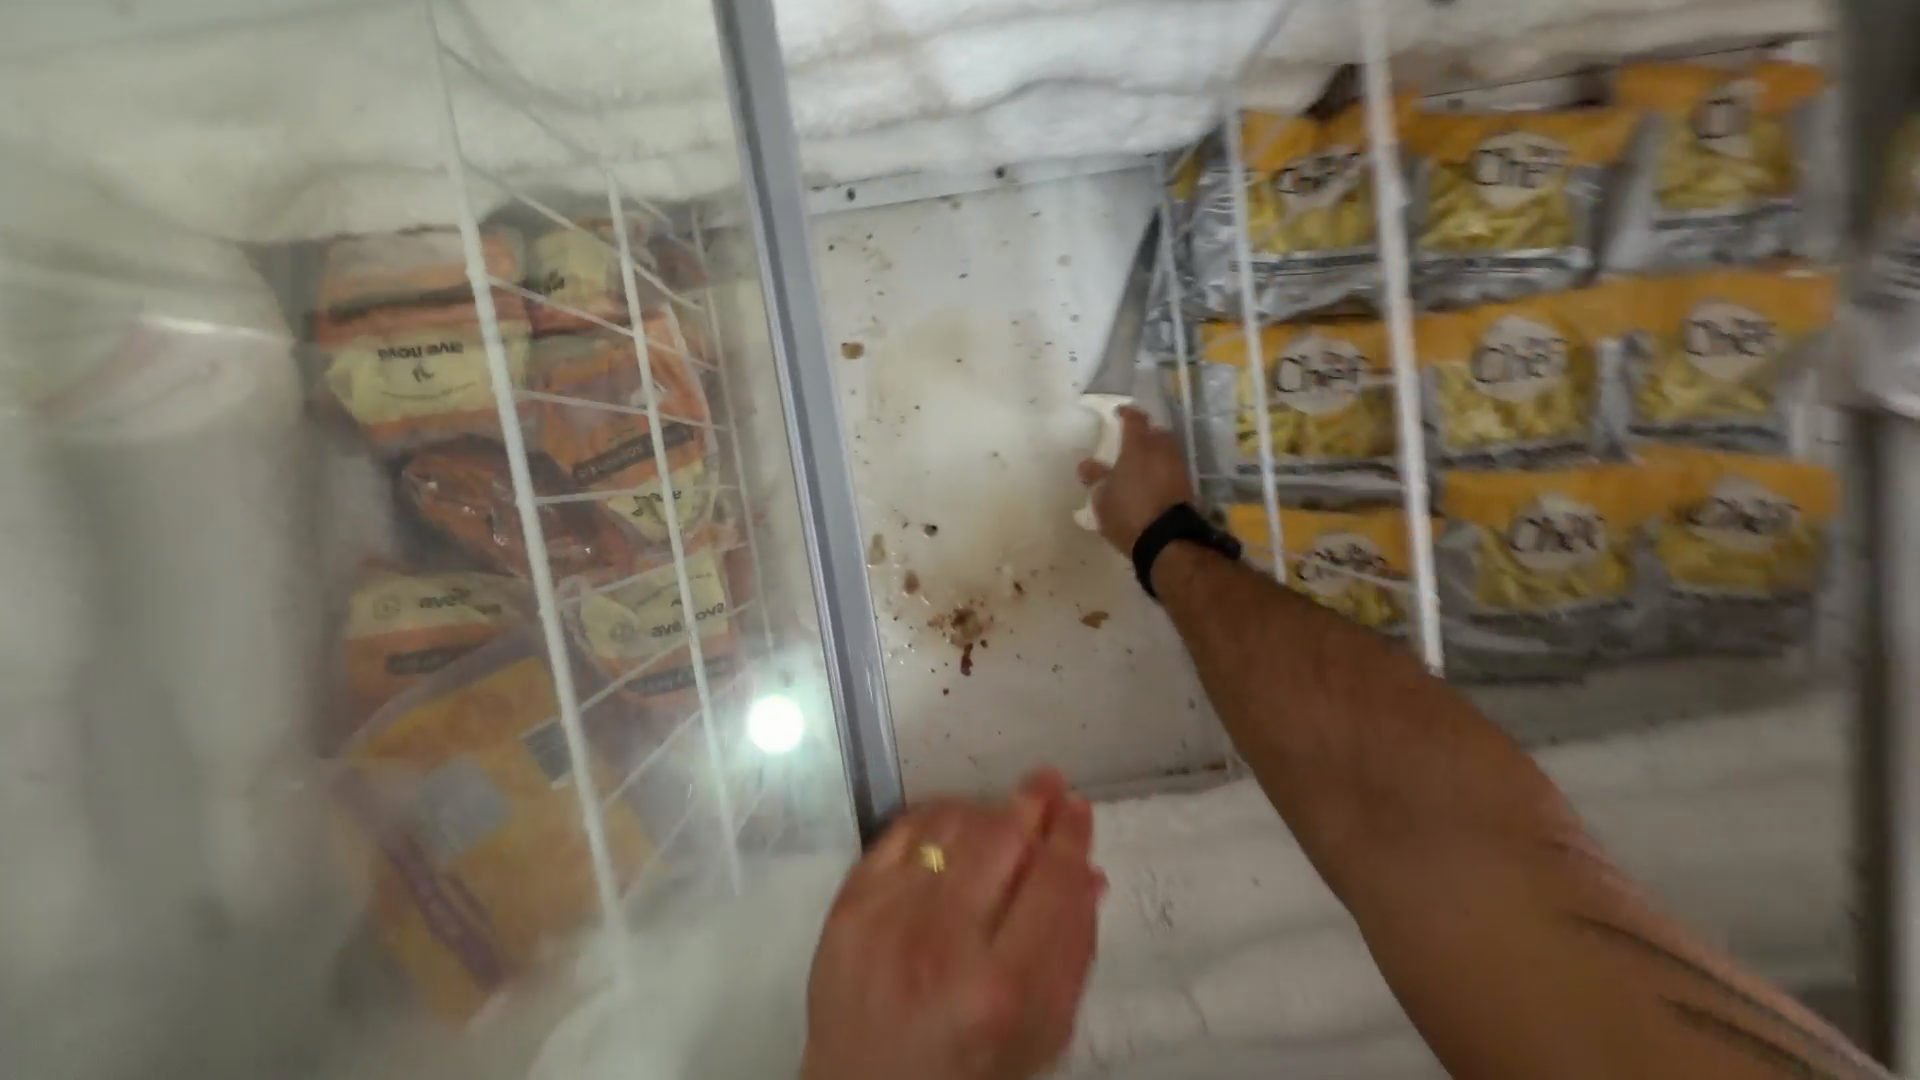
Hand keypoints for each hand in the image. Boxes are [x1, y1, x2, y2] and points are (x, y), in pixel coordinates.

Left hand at [801, 769, 1104, 1079]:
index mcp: (1000, 987)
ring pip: (951, 824)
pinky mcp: (848, 903)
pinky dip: (938, 816)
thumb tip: (1088, 869)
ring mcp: (887, 916)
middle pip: (1000, 838)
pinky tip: (955, 821)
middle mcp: (941, 941)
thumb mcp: (1041, 1033)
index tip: (1079, 807)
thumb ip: (1072, 952)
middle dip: (1033, 801)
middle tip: (1049, 783)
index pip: (1051, 882)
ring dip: (986, 808)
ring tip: (1005, 812)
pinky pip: (903, 830)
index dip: (1071, 835)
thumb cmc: (969, 1069)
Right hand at [1076, 406, 1194, 553]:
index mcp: (1138, 446)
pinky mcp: (1187, 484)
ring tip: (1141, 463)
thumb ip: (1095, 477)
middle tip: (1132, 442)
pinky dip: (1163, 469)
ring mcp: (1178, 466)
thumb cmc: (1127, 513)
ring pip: (1167, 449)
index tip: (1119, 413)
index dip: (1127, 413)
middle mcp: (1161, 450)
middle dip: (1146, 433)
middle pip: (1156, 431)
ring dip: (1156, 452)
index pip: (1135, 419)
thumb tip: (1086, 464)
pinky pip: (1172, 467)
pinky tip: (1152, 480)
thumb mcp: (1102, 497)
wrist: (1165, 539)